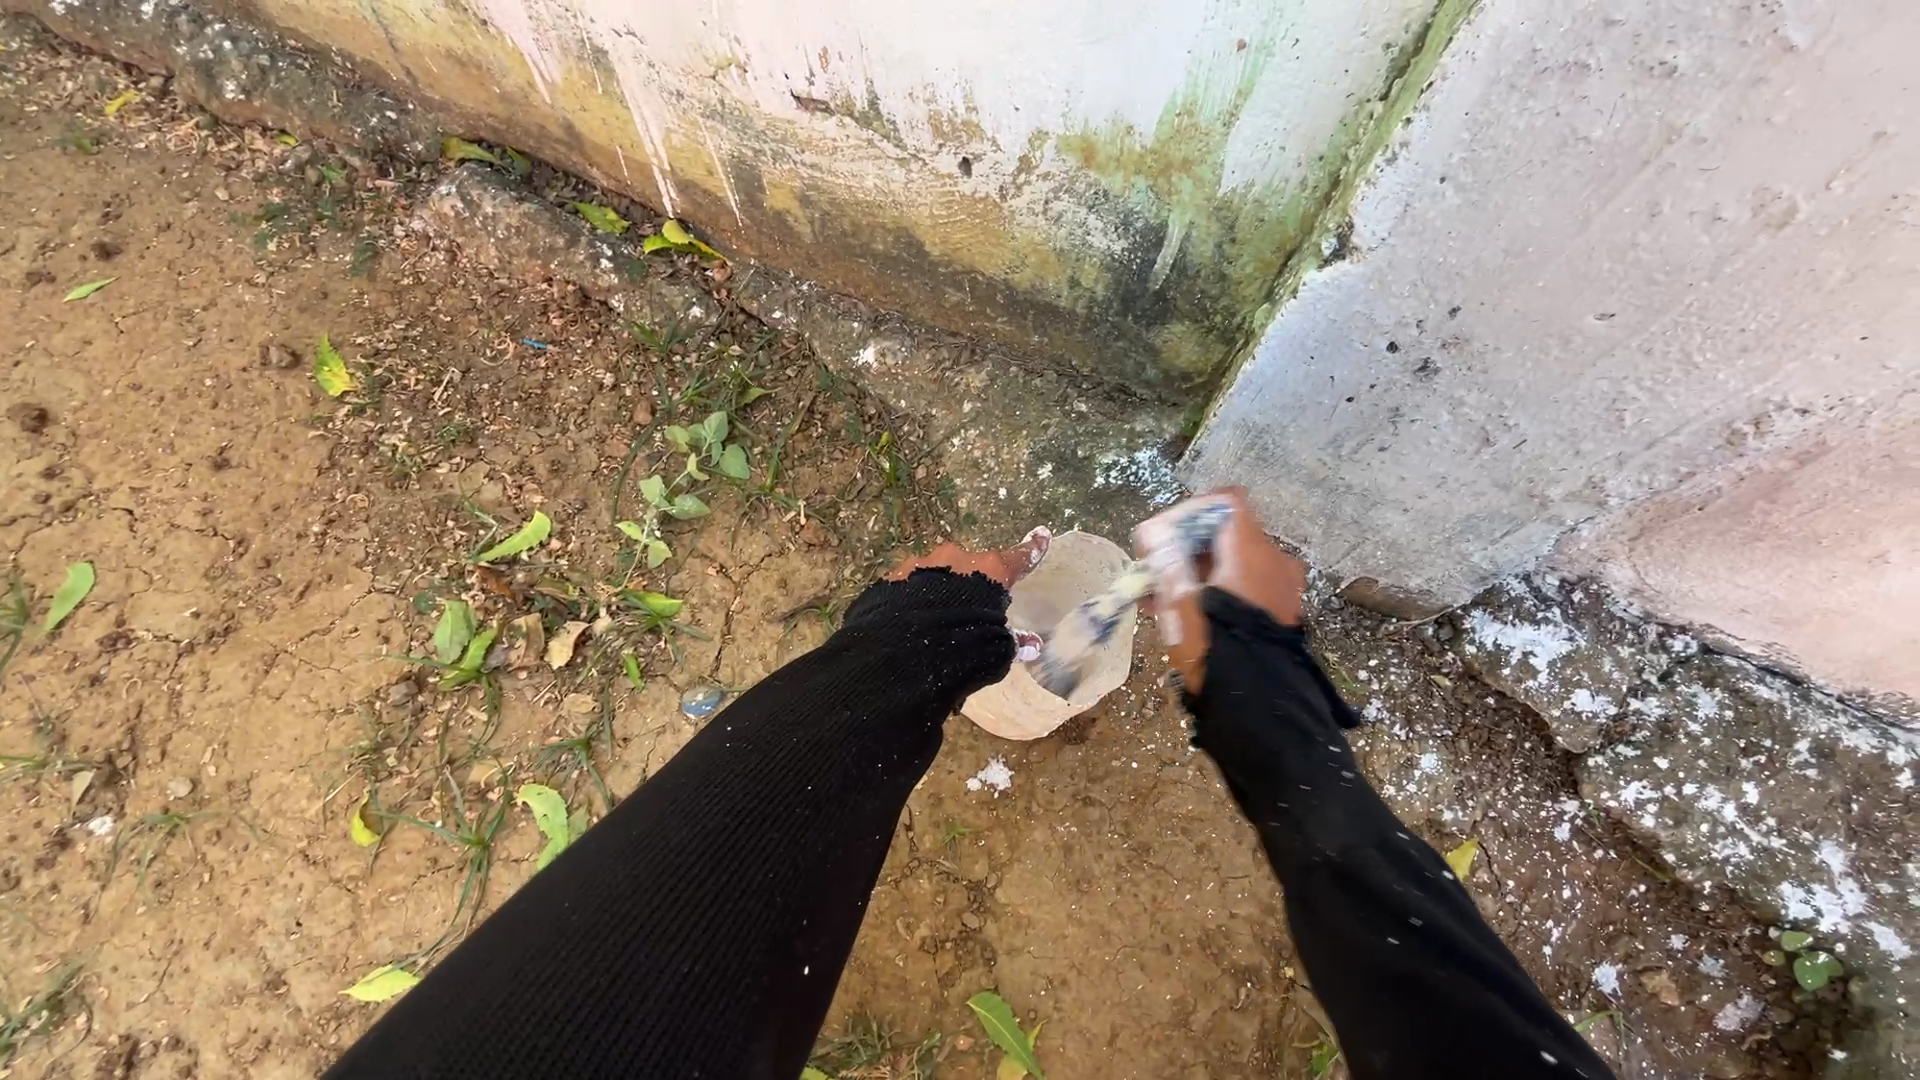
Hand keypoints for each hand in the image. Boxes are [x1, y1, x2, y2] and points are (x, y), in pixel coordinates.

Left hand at [888, 527, 1052, 658]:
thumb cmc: (965, 643)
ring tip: (936, 615)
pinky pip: (912, 583)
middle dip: (973, 581)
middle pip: (972, 566)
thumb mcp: (996, 649)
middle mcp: (958, 558)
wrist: (906, 646)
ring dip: (941, 587)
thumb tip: (1033, 646)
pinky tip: (911, 615)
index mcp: (990, 570)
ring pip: (939, 572)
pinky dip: (916, 594)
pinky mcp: (896, 576)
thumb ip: (1013, 642)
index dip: (1031, 550)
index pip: (1018, 558)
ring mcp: (923, 563)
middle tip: (970, 605)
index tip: (1041, 535)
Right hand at [1135, 489, 1302, 693]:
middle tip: (1150, 571)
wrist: (1260, 706)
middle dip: (1182, 547)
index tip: (1160, 537)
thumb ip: (1166, 562)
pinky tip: (1181, 613)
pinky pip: (1241, 584)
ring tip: (1156, 598)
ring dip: (1193, 571)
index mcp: (1252, 552)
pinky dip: (1212, 588)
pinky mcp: (1278, 610)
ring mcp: (1280, 586)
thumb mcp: (1180, 604)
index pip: (1225, 503)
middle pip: (1224, 533)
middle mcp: (1273, 561)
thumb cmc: (1216, 649)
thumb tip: (1152, 533)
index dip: (1188, 511)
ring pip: (1230, 562)